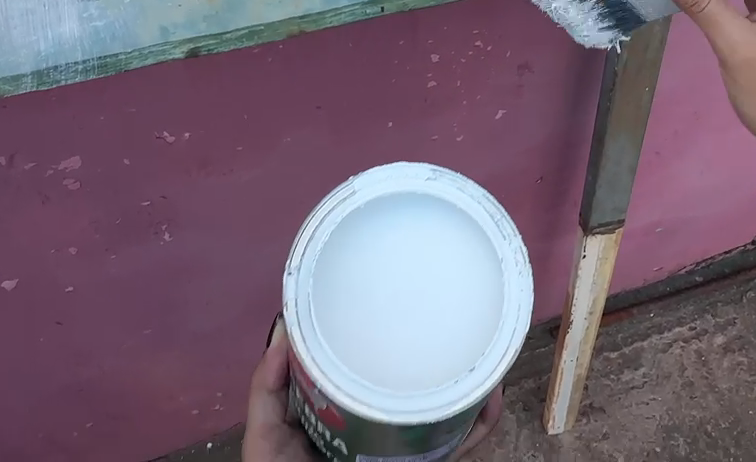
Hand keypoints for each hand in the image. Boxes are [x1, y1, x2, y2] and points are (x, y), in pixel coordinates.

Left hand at [243, 321, 504, 461]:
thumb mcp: (266, 439)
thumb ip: (267, 390)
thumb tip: (284, 328)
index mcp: (344, 416)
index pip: (370, 370)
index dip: (386, 340)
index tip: (398, 307)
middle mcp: (380, 429)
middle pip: (417, 386)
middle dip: (440, 357)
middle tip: (451, 323)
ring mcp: (405, 451)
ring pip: (446, 412)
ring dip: (469, 384)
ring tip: (482, 355)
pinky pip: (460, 445)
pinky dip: (479, 423)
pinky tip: (490, 398)